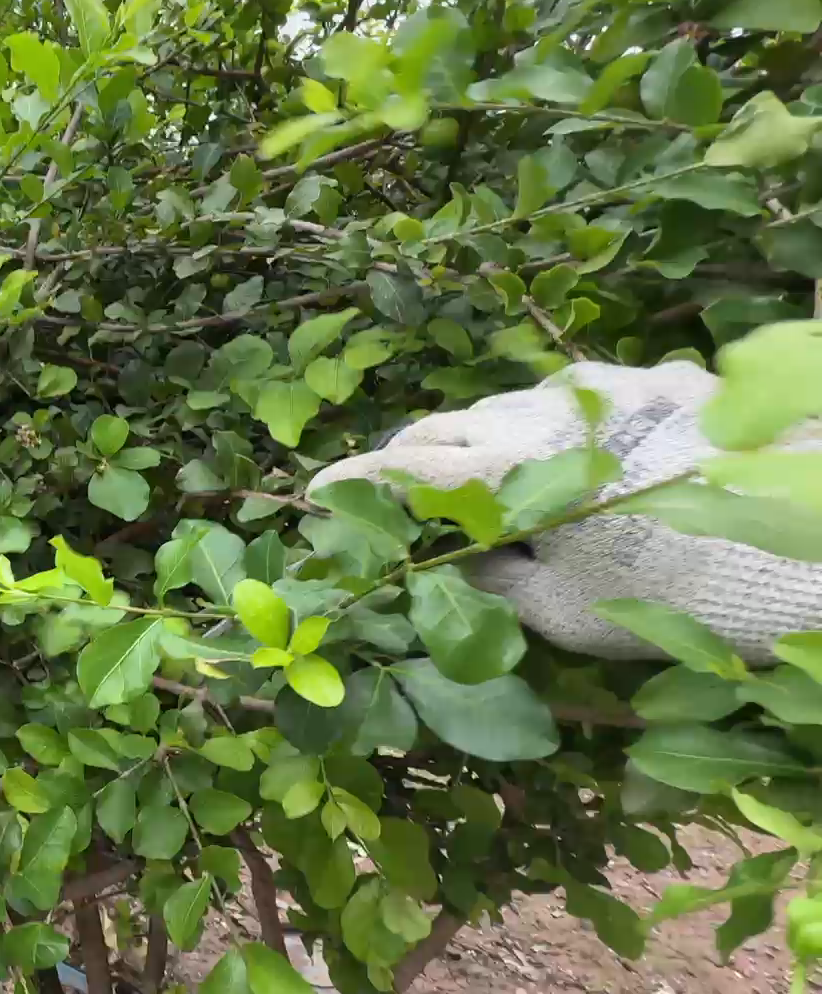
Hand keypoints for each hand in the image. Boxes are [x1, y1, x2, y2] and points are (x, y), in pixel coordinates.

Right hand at [308, 361, 821, 662]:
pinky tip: (564, 444)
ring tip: (485, 476)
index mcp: (507, 474)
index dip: (346, 483)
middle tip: (393, 494)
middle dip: (399, 461)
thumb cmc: (683, 595)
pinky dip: (542, 418)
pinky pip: (566, 389)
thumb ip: (486, 580)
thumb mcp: (561, 613)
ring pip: (493, 406)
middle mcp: (539, 417)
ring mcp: (598, 390)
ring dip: (470, 440)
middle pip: (432, 429)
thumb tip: (450, 559)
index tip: (312, 493)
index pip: (396, 470)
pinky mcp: (654, 380)